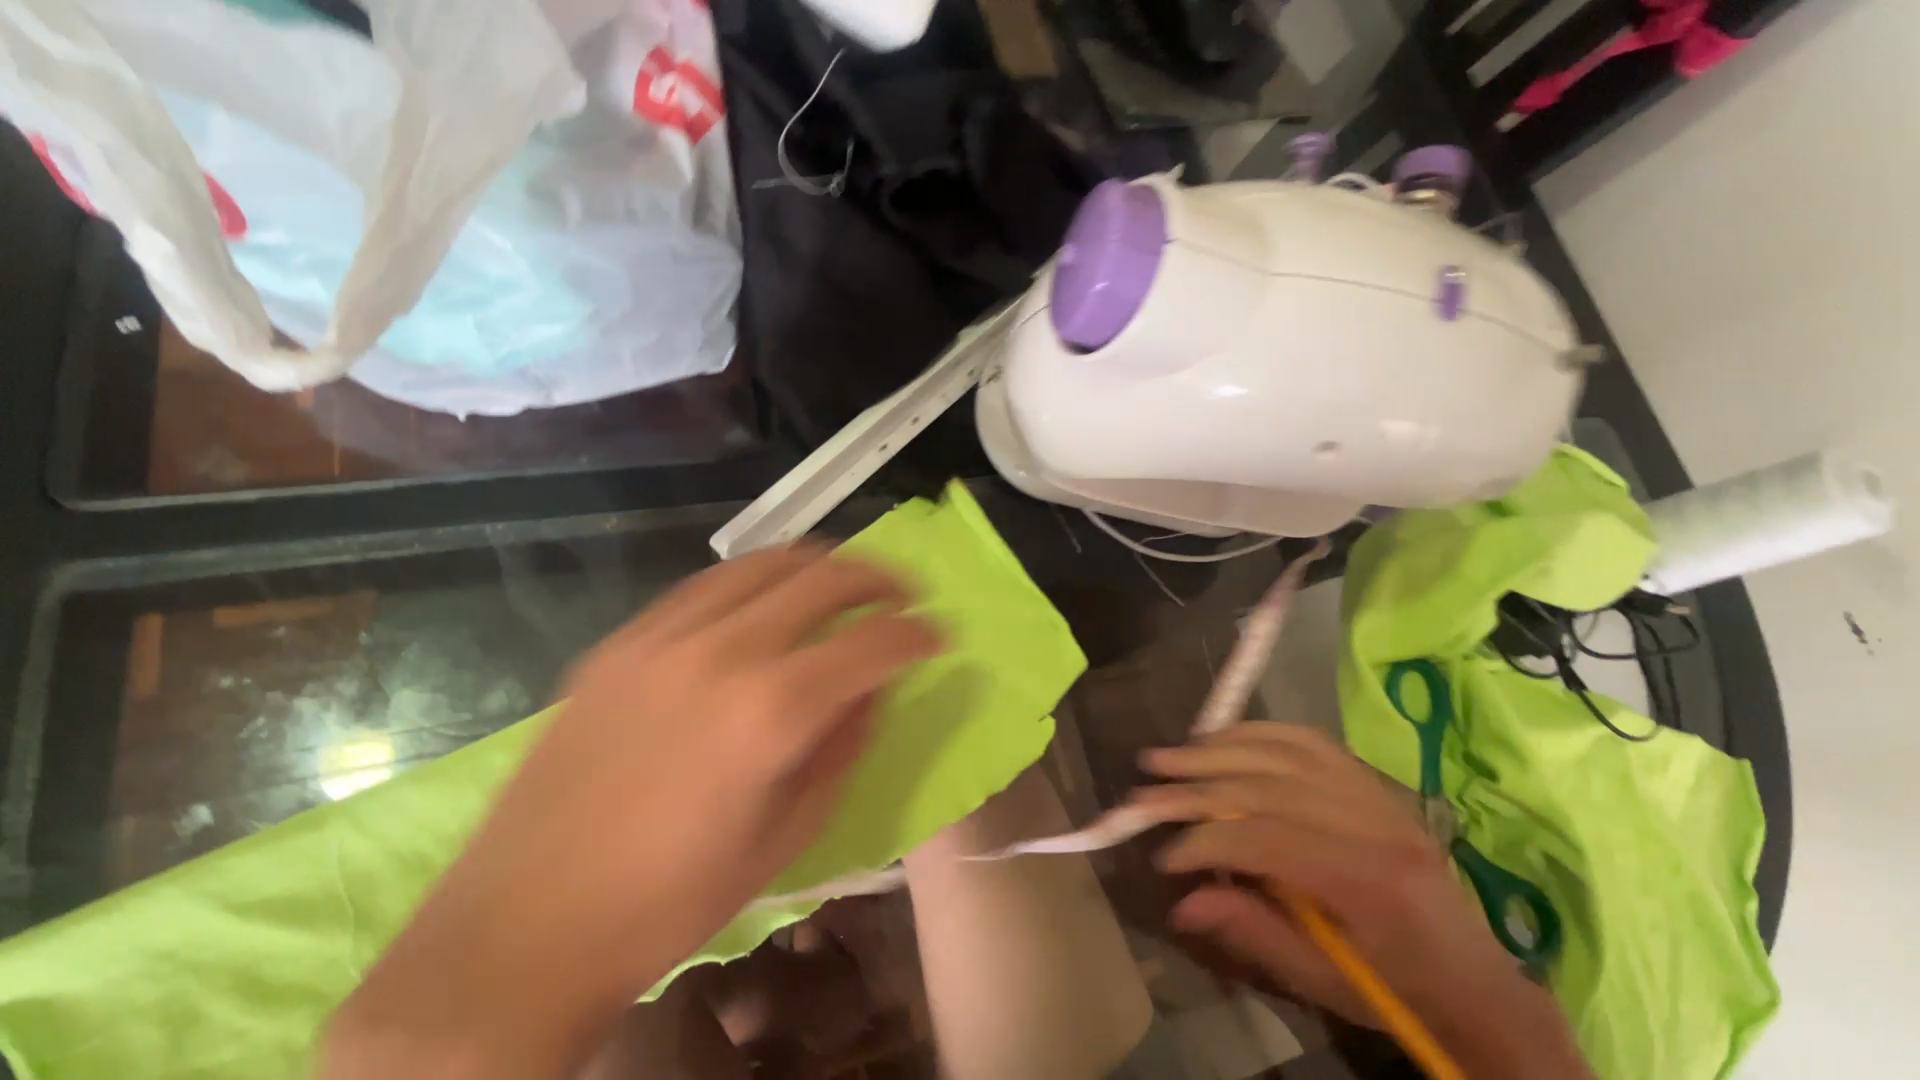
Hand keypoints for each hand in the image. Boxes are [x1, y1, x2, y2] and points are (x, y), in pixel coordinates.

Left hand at [322, 546, 943, 1079]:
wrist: (528, 919)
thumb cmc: (672, 900)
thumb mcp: (785, 839)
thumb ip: (840, 750)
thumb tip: (872, 690)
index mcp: (771, 711)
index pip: (871, 643)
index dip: (917, 633)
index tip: (939, 636)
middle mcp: (721, 652)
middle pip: (820, 578)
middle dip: (877, 578)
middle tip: (903, 593)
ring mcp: (662, 638)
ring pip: (759, 565)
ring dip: (815, 563)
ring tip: (842, 580)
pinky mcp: (619, 643)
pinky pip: (701, 587)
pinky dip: (751, 580)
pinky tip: (762, 600)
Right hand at [1133, 724, 1592, 1079]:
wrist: (1475, 984)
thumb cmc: (1397, 993)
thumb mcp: (1323, 980)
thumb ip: (1252, 932)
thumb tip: (1180, 901)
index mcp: (1368, 882)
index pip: (1267, 838)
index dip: (1206, 840)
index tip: (1162, 856)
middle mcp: (1377, 825)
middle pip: (1270, 786)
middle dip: (1198, 787)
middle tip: (1144, 791)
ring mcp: (1381, 798)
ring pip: (1289, 753)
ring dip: (1222, 749)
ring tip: (1171, 755)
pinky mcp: (1378, 786)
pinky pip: (1315, 743)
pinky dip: (1263, 734)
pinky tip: (1225, 737)